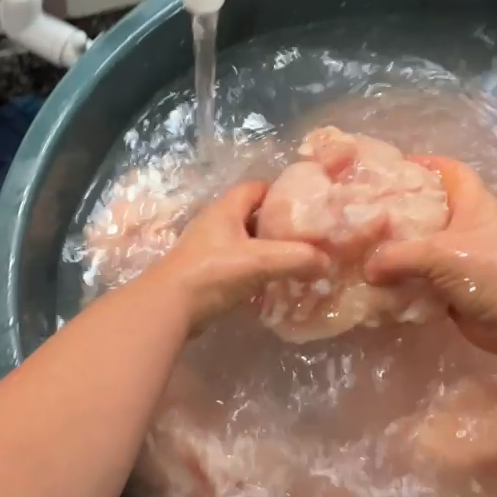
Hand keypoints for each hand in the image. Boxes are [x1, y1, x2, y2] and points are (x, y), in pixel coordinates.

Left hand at [142, 181, 328, 328]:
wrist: (169, 308)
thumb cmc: (213, 273)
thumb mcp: (261, 261)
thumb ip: (298, 259)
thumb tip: (327, 263)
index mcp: (225, 209)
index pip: (257, 188)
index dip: (281, 192)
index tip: (307, 205)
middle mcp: (214, 225)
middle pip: (252, 217)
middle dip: (278, 226)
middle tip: (306, 238)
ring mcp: (206, 251)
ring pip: (244, 245)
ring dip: (266, 252)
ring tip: (293, 263)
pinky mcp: (204, 276)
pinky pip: (235, 268)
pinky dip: (253, 273)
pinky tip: (270, 285)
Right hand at [365, 155, 496, 354]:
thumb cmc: (489, 270)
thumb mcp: (437, 253)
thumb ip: (395, 256)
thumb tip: (367, 268)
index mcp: (473, 204)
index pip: (451, 171)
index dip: (426, 164)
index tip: (393, 168)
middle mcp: (470, 227)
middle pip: (432, 209)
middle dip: (402, 210)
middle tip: (368, 212)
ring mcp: (465, 259)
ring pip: (424, 248)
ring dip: (399, 251)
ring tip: (365, 248)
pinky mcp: (458, 288)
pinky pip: (423, 279)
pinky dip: (404, 281)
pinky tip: (379, 283)